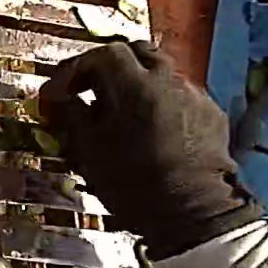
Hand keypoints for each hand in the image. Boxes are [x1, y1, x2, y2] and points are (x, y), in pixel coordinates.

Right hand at [38, 41, 262, 258]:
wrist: (192, 214)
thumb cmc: (132, 182)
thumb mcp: (89, 149)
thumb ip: (72, 114)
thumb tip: (56, 97)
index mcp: (136, 86)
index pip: (104, 53)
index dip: (78, 67)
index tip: (63, 89)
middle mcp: (169, 81)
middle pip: (137, 52)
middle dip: (110, 65)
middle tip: (91, 88)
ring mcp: (195, 97)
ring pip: (161, 73)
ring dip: (137, 83)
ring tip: (122, 110)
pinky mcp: (211, 115)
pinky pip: (180, 96)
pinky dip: (160, 102)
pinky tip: (152, 127)